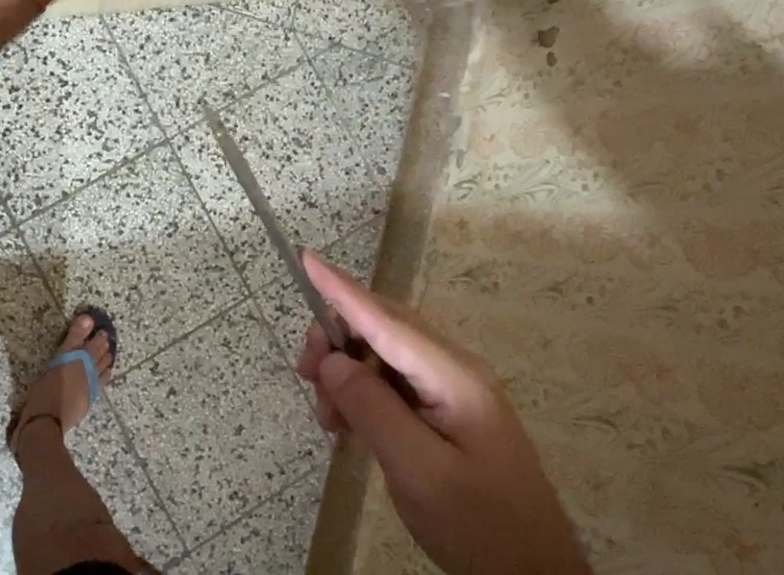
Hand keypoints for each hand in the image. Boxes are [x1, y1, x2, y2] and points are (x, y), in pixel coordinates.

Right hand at [296, 252, 589, 574]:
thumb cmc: (478, 525)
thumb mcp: (418, 471)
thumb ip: (372, 409)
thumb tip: (331, 361)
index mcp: (453, 378)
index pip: (384, 320)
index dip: (341, 289)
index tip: (305, 257)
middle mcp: (455, 371)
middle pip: (381, 327)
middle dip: (335, 339)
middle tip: (305, 378)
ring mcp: (453, 391)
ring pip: (383, 353)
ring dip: (346, 371)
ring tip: (328, 417)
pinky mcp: (448, 412)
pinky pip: (394, 380)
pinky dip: (363, 392)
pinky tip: (349, 424)